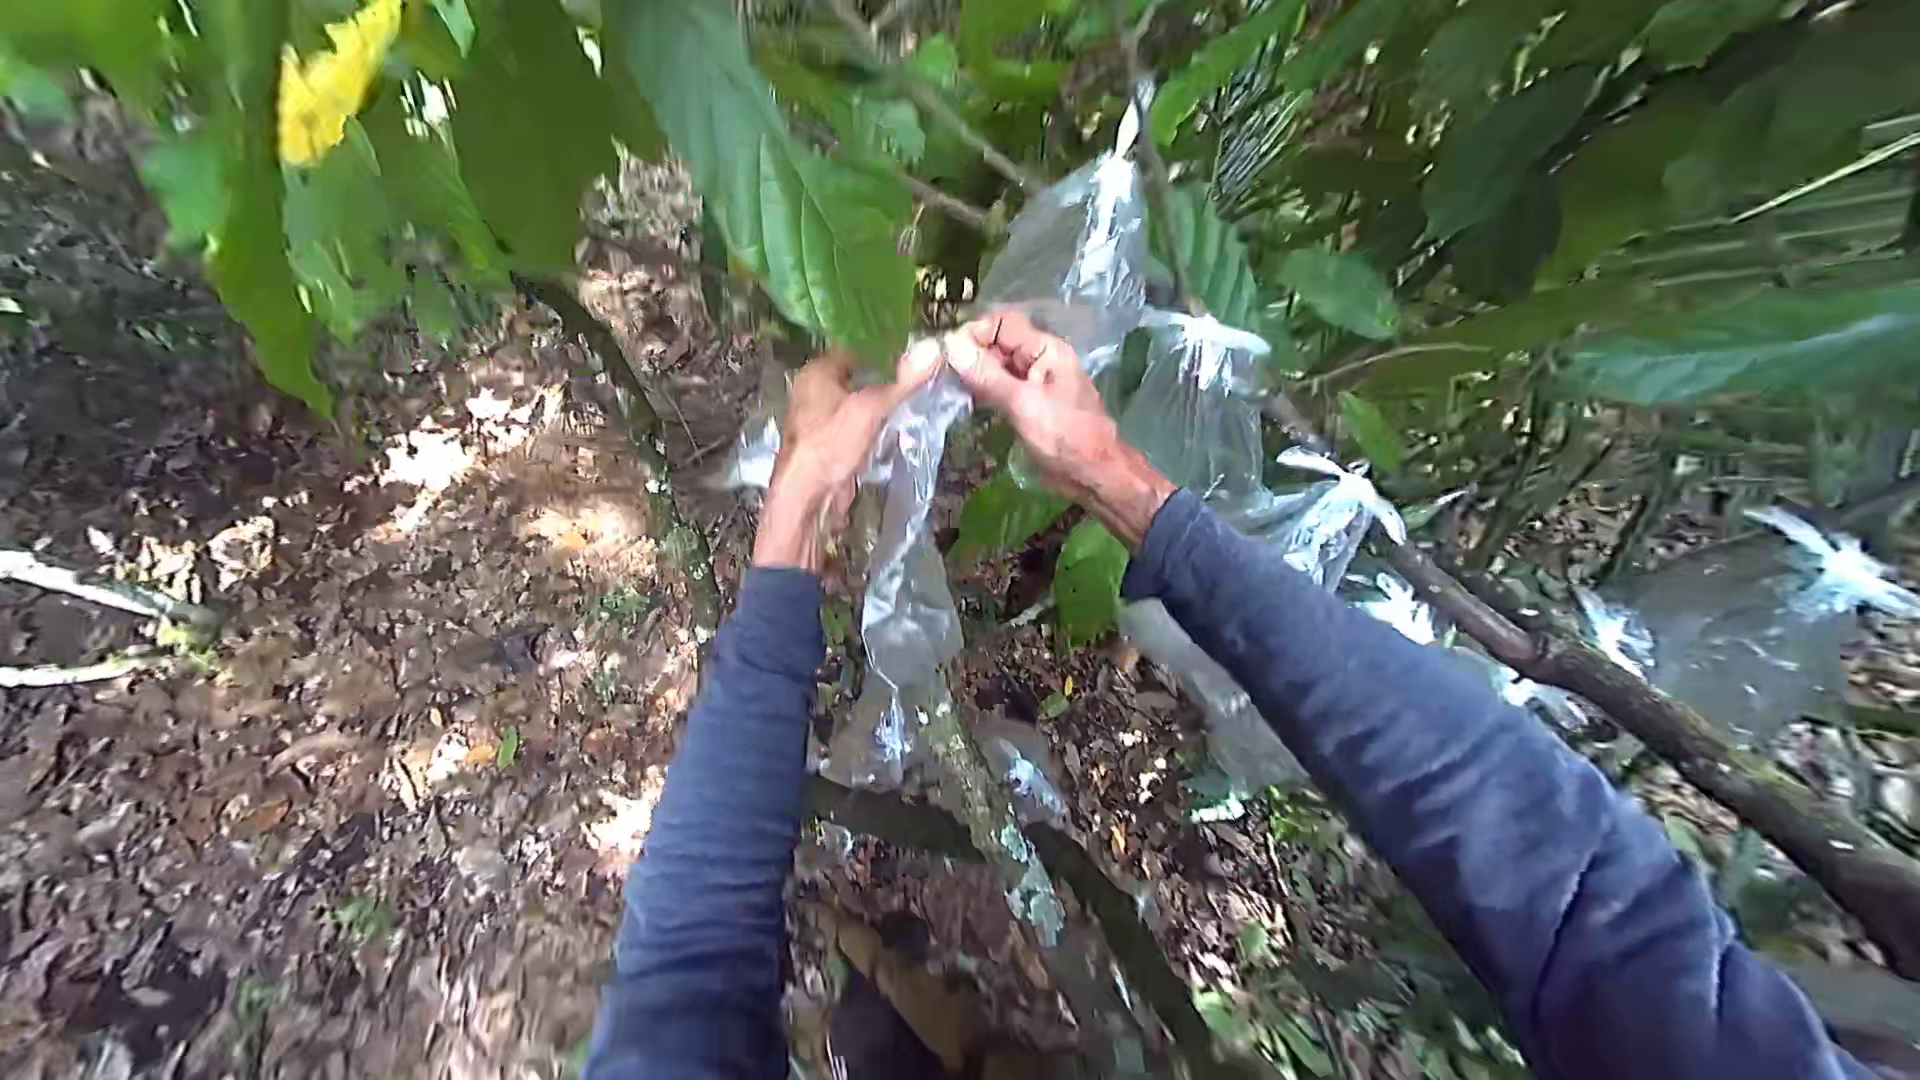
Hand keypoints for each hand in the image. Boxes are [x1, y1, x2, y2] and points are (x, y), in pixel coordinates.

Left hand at [753, 345, 938, 572]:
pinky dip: (878, 427)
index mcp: (816, 373)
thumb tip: (934, 349)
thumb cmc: (830, 446)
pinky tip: (901, 428)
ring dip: (885, 405)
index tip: (916, 350)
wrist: (808, 499)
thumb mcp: (870, 409)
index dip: (885, 348)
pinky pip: (861, 427)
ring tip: (919, 398)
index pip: (855, 348)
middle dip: (889, 378)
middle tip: (923, 375)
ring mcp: (822, 421)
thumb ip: (902, 382)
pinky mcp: (832, 446)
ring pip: (861, 403)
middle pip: (859, 376)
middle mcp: (814, 392)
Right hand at [946, 312, 1174, 546]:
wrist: (1092, 473)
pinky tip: (964, 401)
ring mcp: (1034, 384)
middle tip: (940, 372)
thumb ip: (987, 375)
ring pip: (998, 368)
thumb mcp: (1022, 404)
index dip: (974, 333)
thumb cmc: (1064, 436)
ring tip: (946, 386)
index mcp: (1046, 350)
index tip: (947, 353)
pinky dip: (983, 392)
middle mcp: (1040, 361)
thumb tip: (952, 346)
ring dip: (974, 374)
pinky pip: (1001, 389)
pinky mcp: (1029, 406)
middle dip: (970, 354)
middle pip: (999, 344)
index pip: (1003, 323)